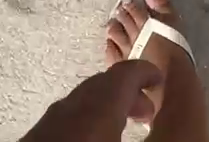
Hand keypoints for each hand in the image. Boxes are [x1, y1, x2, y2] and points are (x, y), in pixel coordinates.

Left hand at [18, 60, 164, 141]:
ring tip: (123, 128)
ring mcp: (53, 117)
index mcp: (101, 104)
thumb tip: (169, 134)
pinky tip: (92, 139)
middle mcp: (76, 102)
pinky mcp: (38, 133)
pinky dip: (89, 118)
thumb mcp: (118, 140)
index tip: (159, 80)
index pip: (127, 73)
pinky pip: (70, 115)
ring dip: (108, 105)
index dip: (145, 73)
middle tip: (147, 111)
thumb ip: (147, 137)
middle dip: (129, 91)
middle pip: (106, 83)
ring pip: (85, 98)